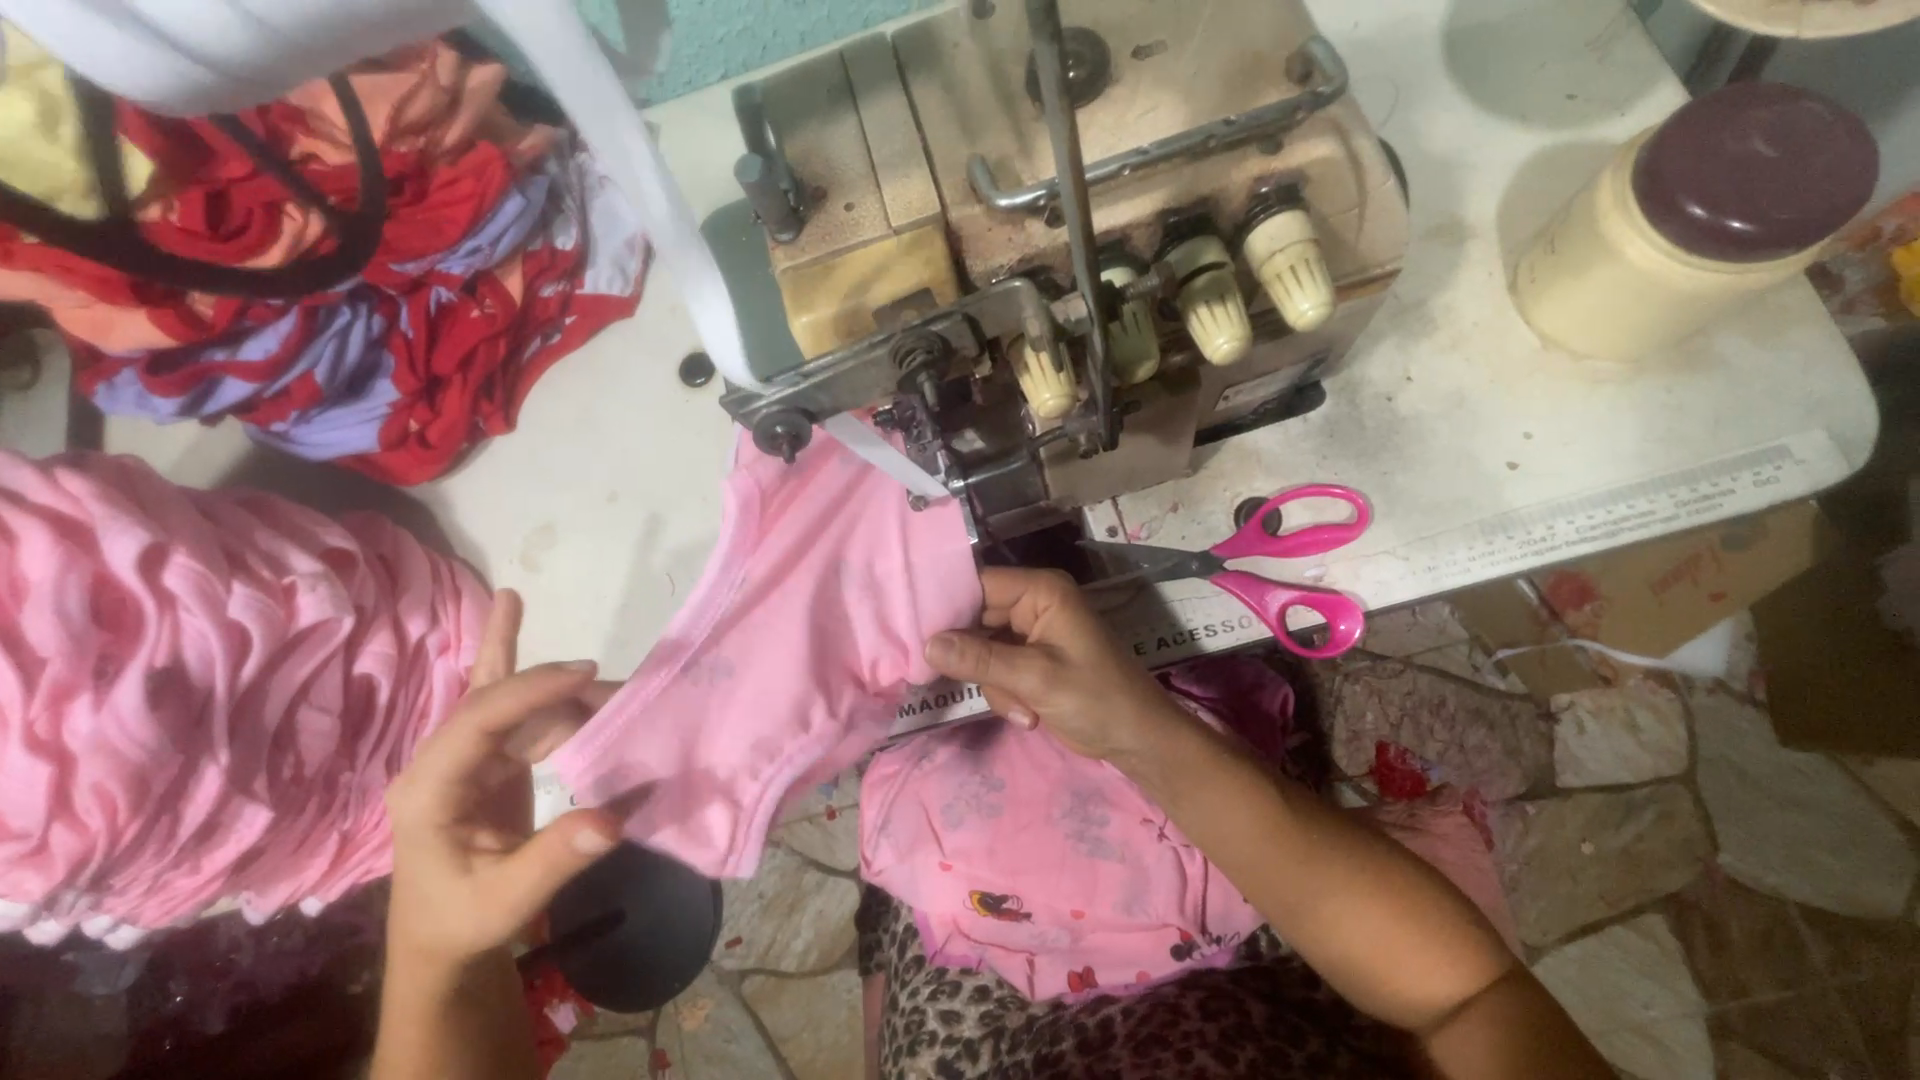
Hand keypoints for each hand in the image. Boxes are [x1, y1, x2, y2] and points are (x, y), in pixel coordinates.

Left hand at [384, 590, 619, 969]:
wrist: (443, 941)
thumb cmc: (464, 922)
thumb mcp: (506, 901)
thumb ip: (555, 859)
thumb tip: (614, 818)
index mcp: (429, 792)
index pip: (475, 722)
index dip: (527, 691)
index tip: (583, 674)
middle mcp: (441, 762)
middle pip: (495, 703)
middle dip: (554, 686)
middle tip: (614, 684)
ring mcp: (464, 758)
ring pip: (513, 704)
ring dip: (563, 693)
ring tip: (615, 689)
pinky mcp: (488, 761)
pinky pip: (510, 706)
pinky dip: (519, 663)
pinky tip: (509, 607)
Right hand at [923, 567, 1191, 762]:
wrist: (1136, 740)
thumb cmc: (1096, 698)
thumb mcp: (1036, 678)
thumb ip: (981, 660)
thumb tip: (927, 645)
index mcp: (1041, 591)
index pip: (979, 584)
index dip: (947, 606)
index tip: (915, 632)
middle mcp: (1033, 605)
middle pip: (975, 620)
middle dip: (977, 660)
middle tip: (970, 684)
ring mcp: (1031, 634)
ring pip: (981, 652)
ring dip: (996, 685)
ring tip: (1024, 708)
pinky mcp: (1029, 662)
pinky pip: (995, 671)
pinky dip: (1006, 695)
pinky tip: (1029, 715)